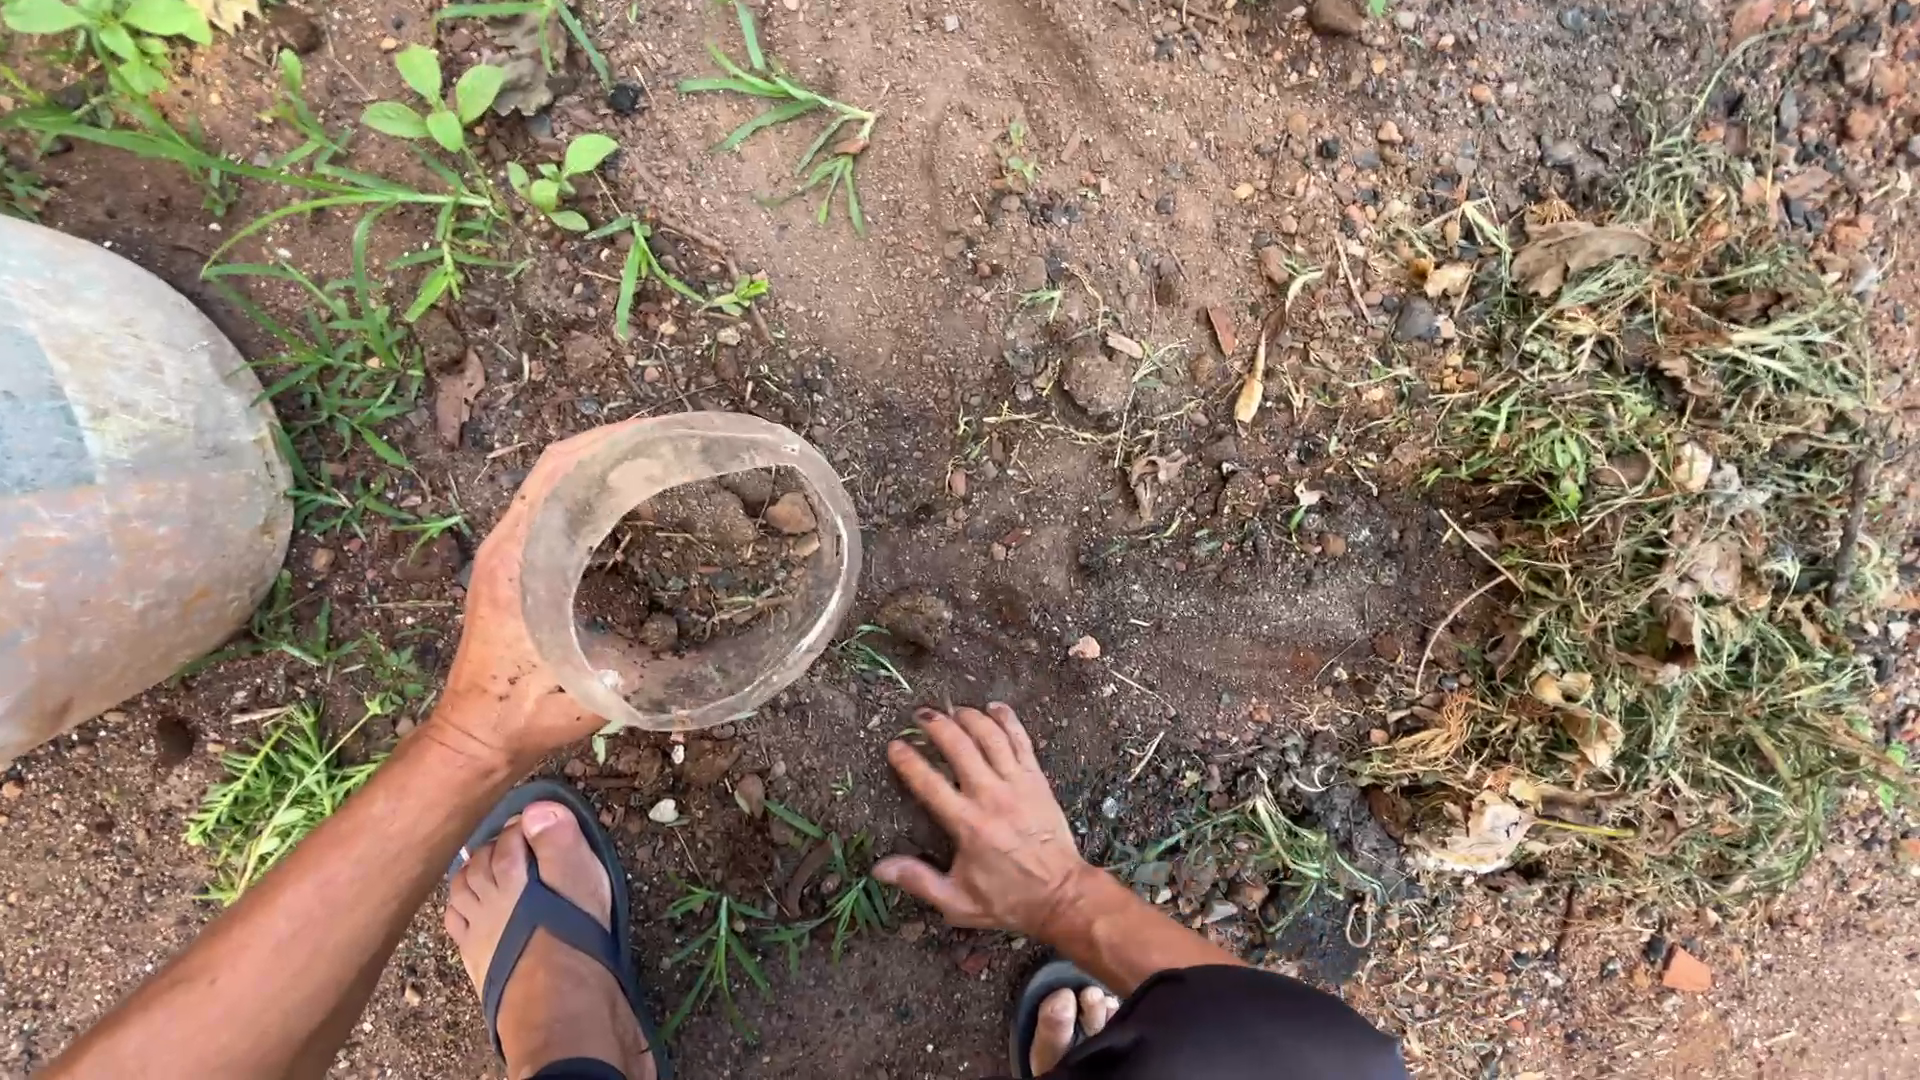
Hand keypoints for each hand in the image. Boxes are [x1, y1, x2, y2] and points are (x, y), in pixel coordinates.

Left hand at [427, 422, 642, 769]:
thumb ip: (645, 665)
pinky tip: (635, 502)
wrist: (476, 737)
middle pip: (557, 466)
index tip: (658, 433)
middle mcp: (508, 544)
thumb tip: (706, 638)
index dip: (606, 443)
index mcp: (518, 560)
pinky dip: (594, 490)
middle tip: (673, 443)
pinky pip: (556, 508)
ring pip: (555, 483)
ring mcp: (510, 552)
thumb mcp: (594, 690)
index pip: (557, 473)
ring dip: (603, 464)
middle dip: (614, 444)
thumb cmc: (525, 713)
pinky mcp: (518, 566)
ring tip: (660, 460)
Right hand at [875, 704, 1095, 938]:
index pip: (929, 783)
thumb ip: (918, 881)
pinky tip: (994, 707)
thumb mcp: (958, 901)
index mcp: (967, 824)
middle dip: (937, 725)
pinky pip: (1021, 740)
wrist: (1062, 894)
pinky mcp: (1037, 779)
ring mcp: (1016, 783)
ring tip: (952, 709)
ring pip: (990, 736)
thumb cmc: (1008, 899)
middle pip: (959, 747)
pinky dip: (1008, 720)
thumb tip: (879, 868)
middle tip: (921, 715)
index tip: (895, 746)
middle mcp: (990, 796)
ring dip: (969, 717)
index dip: (908, 761)